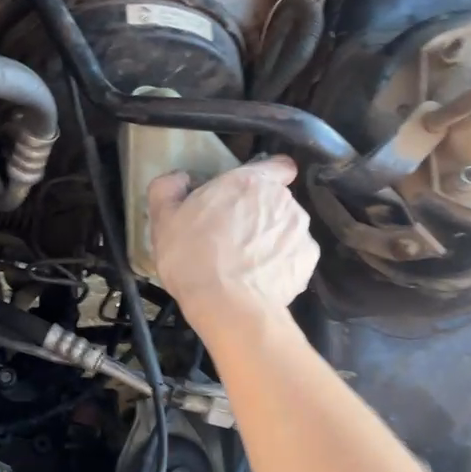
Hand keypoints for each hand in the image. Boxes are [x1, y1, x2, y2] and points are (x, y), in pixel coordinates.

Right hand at [147, 157, 316, 324]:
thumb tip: (179, 180)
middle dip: (259, 215)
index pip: (277, 165)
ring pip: (285, 229)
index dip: (266, 176)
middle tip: (232, 238)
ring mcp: (300, 230)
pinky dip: (280, 265)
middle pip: (275, 201)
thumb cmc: (192, 257)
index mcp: (249, 182)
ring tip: (246, 265)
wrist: (226, 306)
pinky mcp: (307, 261)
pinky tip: (260, 280)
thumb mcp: (163, 221)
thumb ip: (167, 189)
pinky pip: (293, 257)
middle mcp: (282, 200)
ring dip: (270, 240)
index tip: (249, 194)